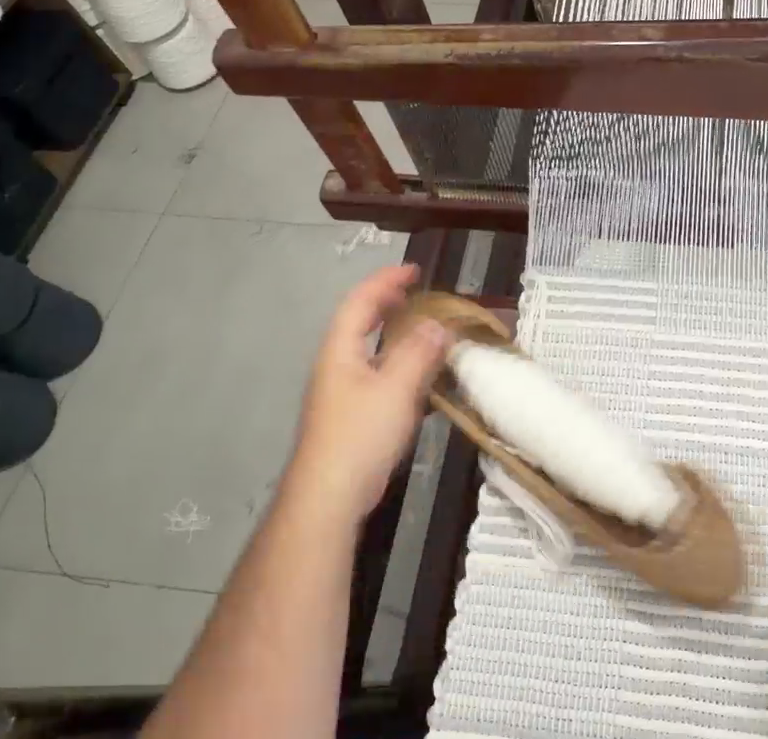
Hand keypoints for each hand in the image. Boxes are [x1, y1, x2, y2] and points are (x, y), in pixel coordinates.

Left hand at [293, 265, 448, 519]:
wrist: (328, 498)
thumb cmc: (358, 436)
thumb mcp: (394, 389)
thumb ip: (418, 353)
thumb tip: (439, 323)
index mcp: (340, 352)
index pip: (359, 303)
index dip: (384, 282)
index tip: (413, 270)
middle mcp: (338, 367)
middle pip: (361, 325)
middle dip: (389, 305)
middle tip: (421, 296)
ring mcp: (344, 394)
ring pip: (373, 353)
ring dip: (400, 338)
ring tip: (431, 332)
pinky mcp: (355, 418)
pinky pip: (382, 379)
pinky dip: (405, 369)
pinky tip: (427, 382)